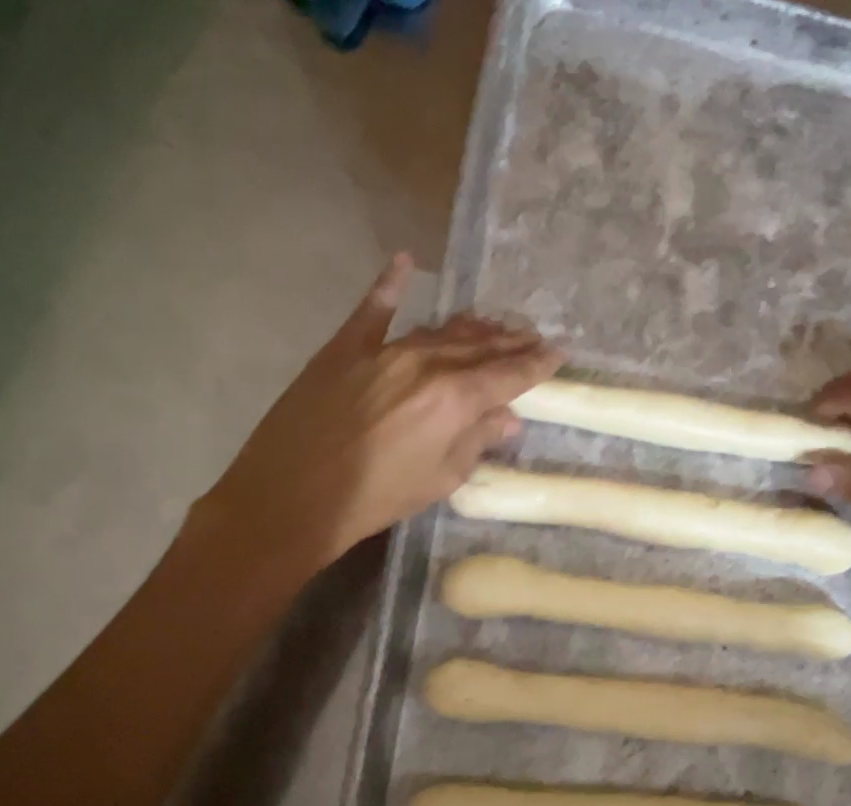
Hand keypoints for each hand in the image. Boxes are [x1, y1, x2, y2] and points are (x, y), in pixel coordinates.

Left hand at [193, 254, 563, 580]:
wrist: (292, 496)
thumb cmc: (376, 499)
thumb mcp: (439, 478)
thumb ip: (476, 441)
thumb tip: (507, 417)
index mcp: (454, 398)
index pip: (507, 374)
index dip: (537, 365)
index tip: (559, 353)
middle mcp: (425, 363)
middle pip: (478, 346)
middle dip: (511, 342)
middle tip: (535, 336)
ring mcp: (383, 350)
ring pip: (438, 330)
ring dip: (471, 326)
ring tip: (496, 323)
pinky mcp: (344, 348)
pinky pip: (372, 310)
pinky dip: (389, 284)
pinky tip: (404, 261)